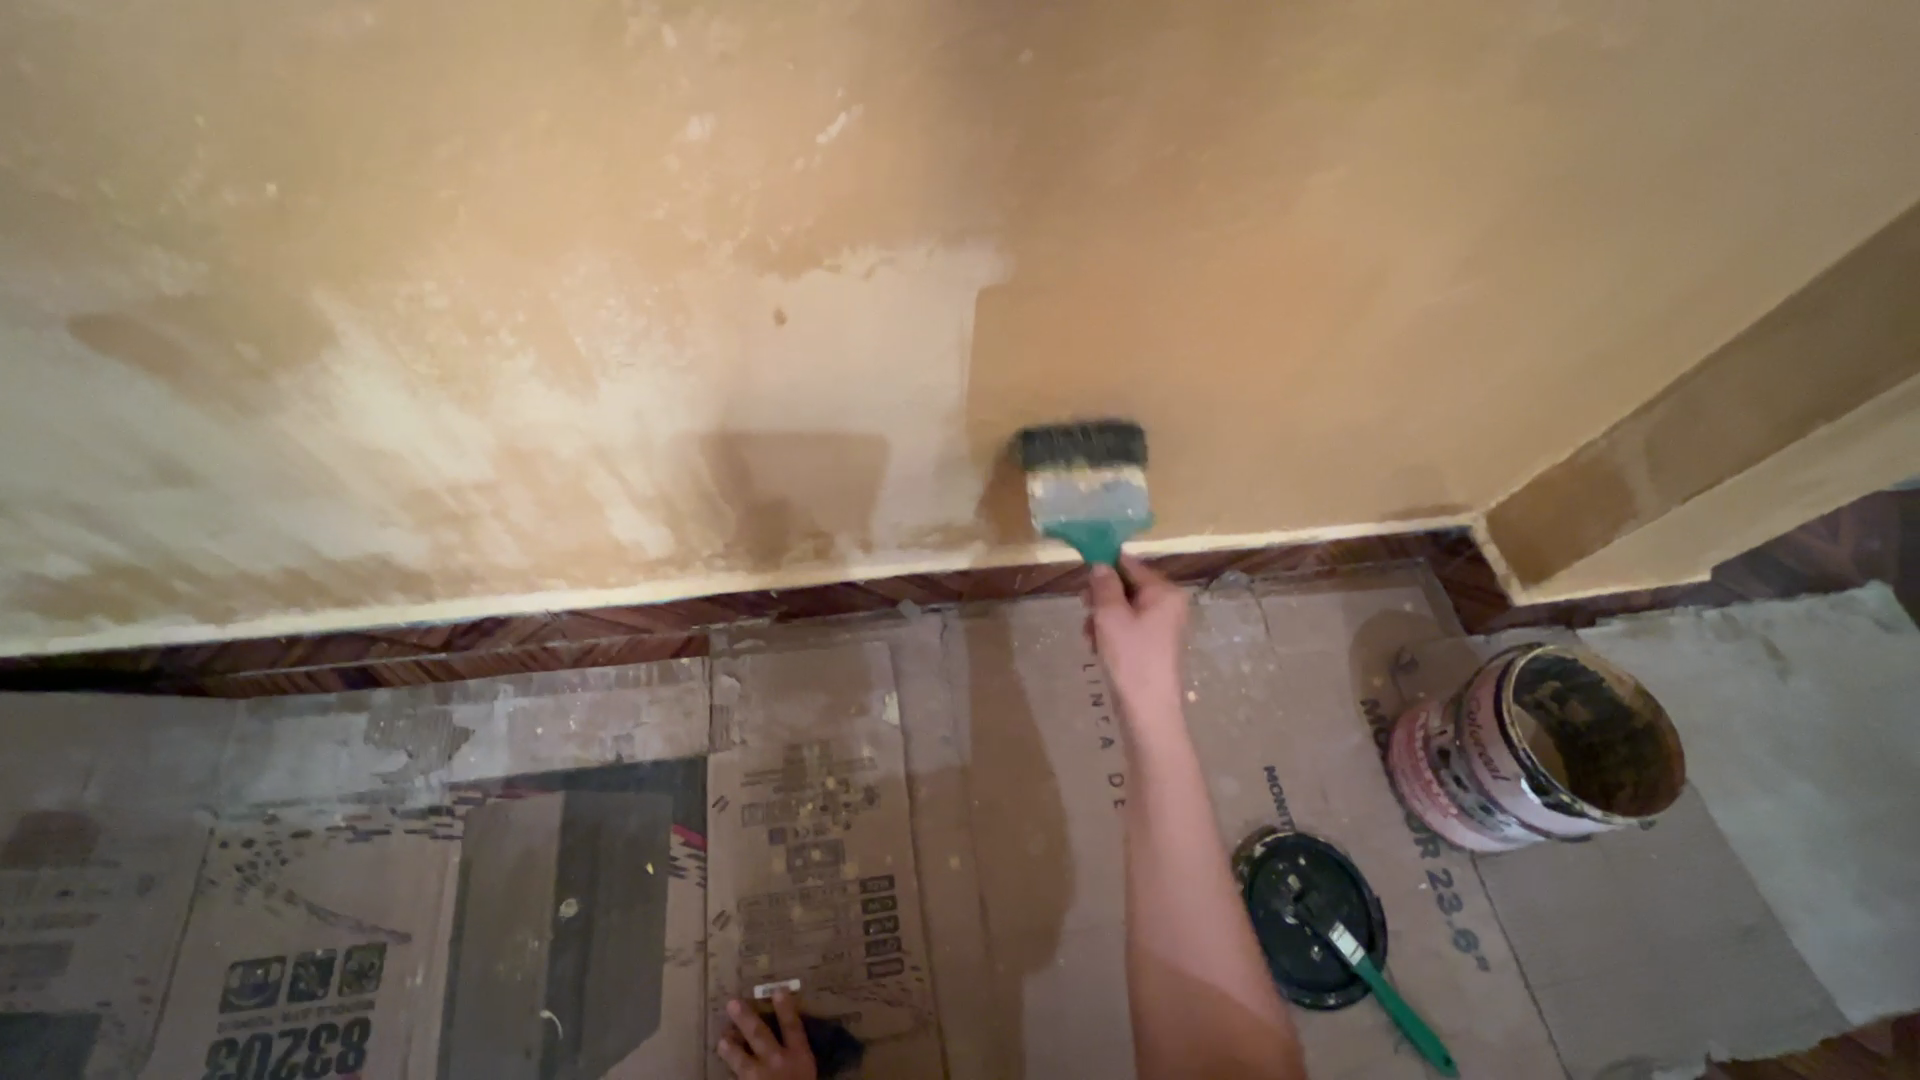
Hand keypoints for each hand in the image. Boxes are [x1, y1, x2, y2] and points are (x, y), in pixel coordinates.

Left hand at [717, 992, 816, 1079]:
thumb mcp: (808, 1075)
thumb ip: (799, 1062)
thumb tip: (789, 1046)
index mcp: (800, 1058)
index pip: (793, 1027)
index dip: (786, 1008)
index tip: (778, 990)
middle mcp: (778, 1063)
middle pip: (760, 1035)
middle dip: (746, 1019)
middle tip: (732, 1003)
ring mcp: (760, 1079)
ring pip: (742, 1060)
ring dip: (731, 1047)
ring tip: (722, 1039)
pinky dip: (730, 1074)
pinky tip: (721, 1070)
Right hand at [1085, 555, 1189, 723]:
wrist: (1147, 710)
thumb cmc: (1131, 657)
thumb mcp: (1110, 616)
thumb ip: (1104, 586)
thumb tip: (1100, 565)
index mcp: (1165, 592)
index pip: (1131, 564)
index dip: (1105, 565)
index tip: (1082, 572)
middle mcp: (1168, 605)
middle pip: (1127, 587)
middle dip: (1101, 598)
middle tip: (1083, 608)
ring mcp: (1162, 626)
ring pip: (1123, 609)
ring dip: (1101, 618)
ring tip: (1089, 636)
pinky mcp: (1152, 646)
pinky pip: (1127, 628)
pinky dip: (1110, 633)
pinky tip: (1096, 647)